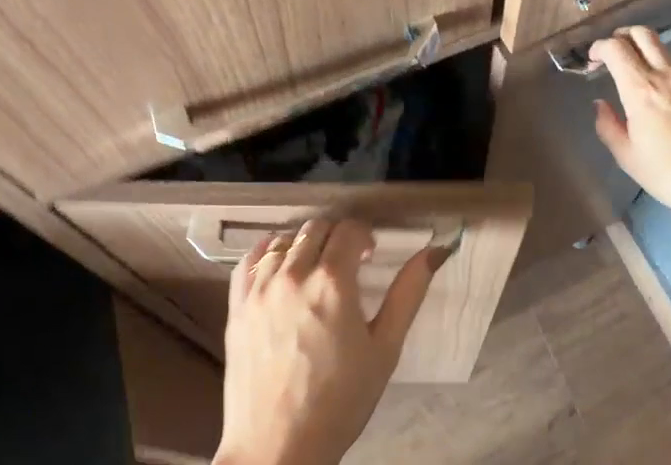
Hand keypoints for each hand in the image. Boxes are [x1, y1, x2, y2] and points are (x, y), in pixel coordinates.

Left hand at [214, 219, 445, 464]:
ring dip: (304, 244)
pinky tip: (279, 270)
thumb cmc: (339, 402)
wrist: (277, 449)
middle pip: (316, 228)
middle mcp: (293, 275)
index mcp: (333, 282)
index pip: (349, 230)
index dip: (364, 236)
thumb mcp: (385, 349)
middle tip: (347, 262)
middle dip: (336, 236)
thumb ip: (408, 293)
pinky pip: (249, 260)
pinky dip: (267, 254)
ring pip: (283, 240)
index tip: (370, 255)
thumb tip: (434, 250)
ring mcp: (259, 289)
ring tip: (314, 270)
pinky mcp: (236, 307)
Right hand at [590, 27, 670, 227]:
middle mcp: (668, 76)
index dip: (599, 47)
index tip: (593, 60)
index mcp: (641, 90)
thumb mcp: (627, 157)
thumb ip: (608, 125)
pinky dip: (669, 78)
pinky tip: (670, 108)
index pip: (616, 48)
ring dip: (647, 57)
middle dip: (623, 35)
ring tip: (641, 85)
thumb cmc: (670, 175)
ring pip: (665, 53)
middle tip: (614, 54)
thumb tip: (601, 104)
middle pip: (643, 34)